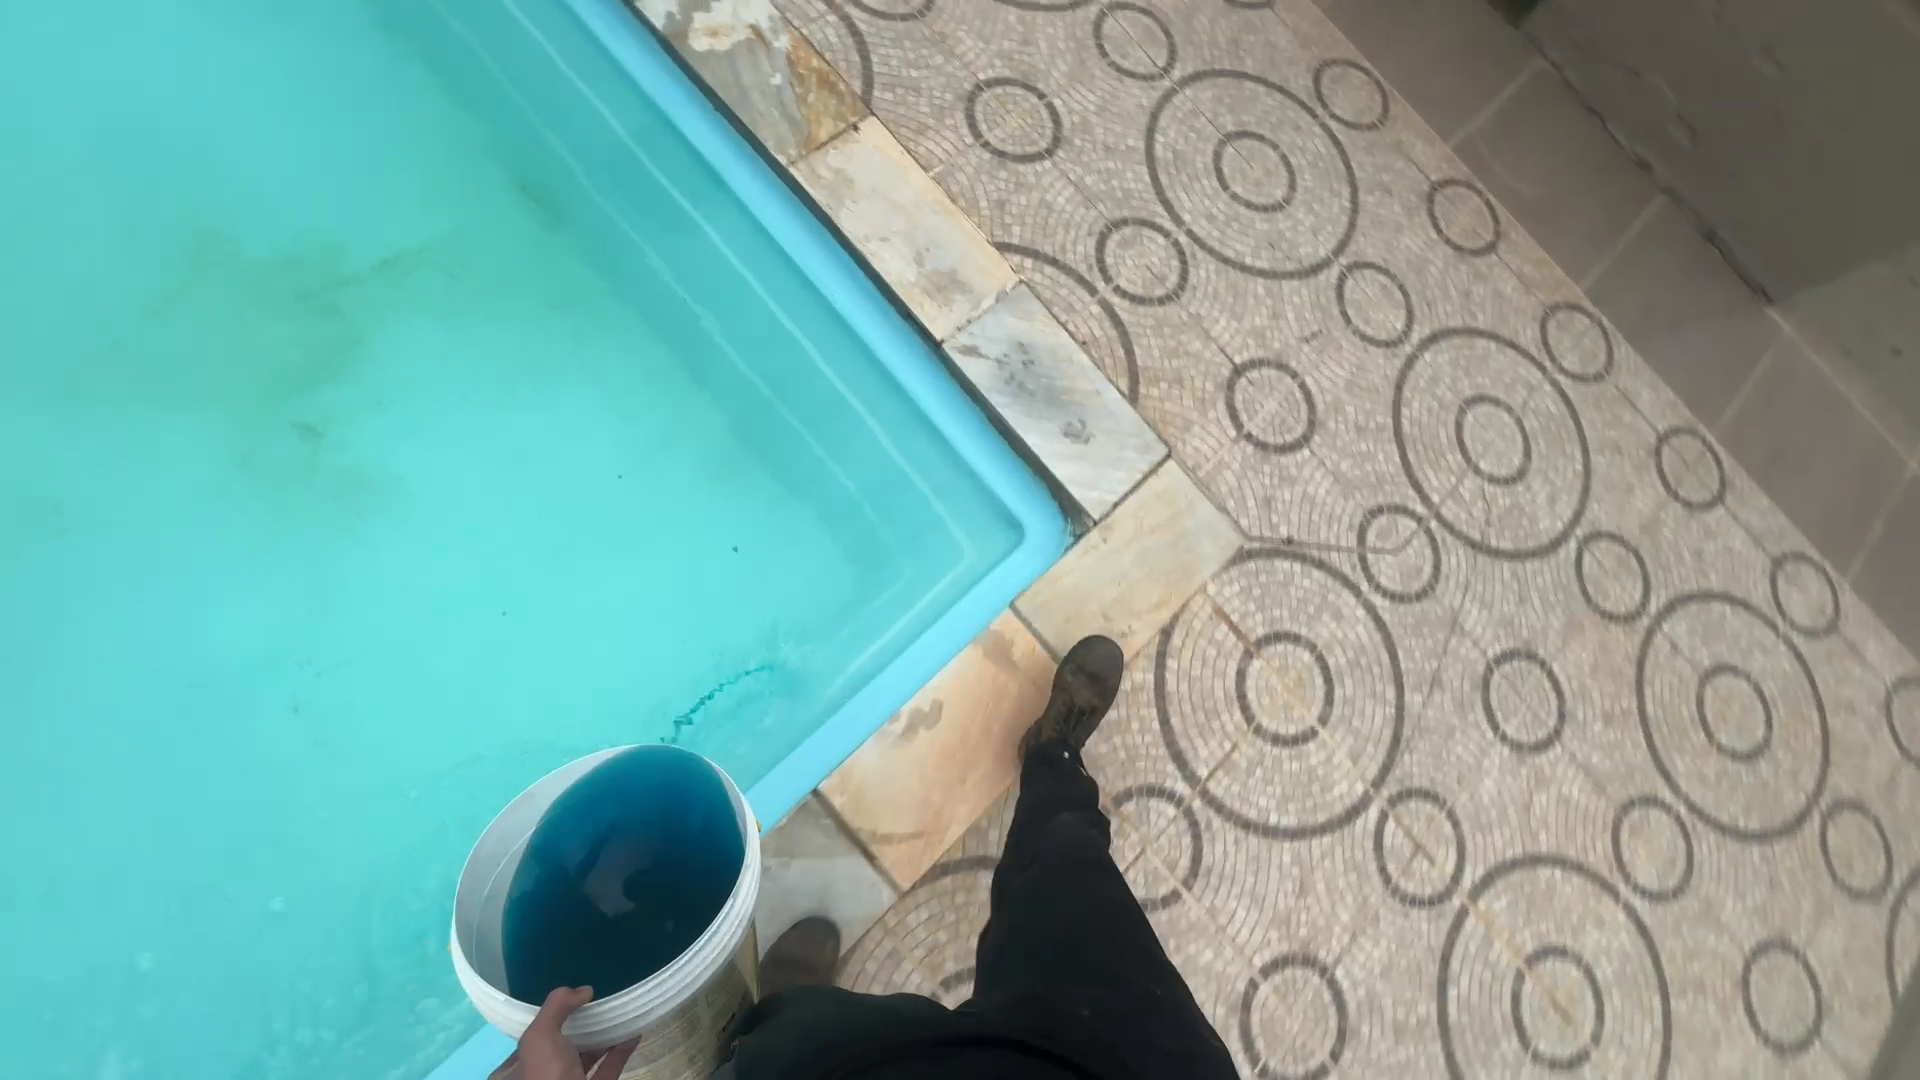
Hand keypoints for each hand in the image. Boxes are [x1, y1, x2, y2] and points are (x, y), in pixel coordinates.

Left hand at [489, 986, 640, 1079]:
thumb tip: (583, 991)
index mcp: (513, 1074)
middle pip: (560, 1047)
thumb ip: (556, 1007)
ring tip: (621, 1012)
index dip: (550, 1017)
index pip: (530, 1040)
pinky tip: (634, 1032)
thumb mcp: (539, 1038)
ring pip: (585, 1059)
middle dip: (580, 1025)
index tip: (573, 999)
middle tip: (600, 1002)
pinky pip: (608, 1068)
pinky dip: (621, 1050)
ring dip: (603, 1037)